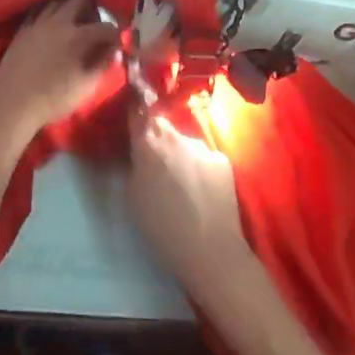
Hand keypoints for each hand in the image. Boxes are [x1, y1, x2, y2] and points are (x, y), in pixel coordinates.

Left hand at [0, 0, 119, 139]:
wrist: (13, 105)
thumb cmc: (54, 98)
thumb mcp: (86, 86)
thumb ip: (103, 64)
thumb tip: (116, 50)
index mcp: (78, 36)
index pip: (105, 27)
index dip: (116, 33)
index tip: (119, 40)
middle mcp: (59, 22)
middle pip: (80, 0)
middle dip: (93, 9)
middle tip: (95, 24)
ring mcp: (38, 23)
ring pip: (57, 1)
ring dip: (69, 7)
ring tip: (74, 21)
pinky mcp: (22, 29)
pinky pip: (38, 11)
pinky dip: (49, 13)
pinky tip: (50, 24)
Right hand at [128, 113, 254, 302]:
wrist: (210, 249)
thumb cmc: (162, 227)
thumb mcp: (133, 195)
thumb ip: (134, 163)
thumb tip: (137, 149)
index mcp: (150, 143)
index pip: (139, 109)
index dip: (134, 106)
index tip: (131, 105)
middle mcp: (178, 136)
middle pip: (163, 126)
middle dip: (157, 137)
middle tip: (155, 162)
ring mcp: (203, 146)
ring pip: (184, 143)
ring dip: (179, 154)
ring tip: (180, 183)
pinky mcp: (222, 159)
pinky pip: (203, 157)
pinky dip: (199, 167)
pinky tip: (200, 190)